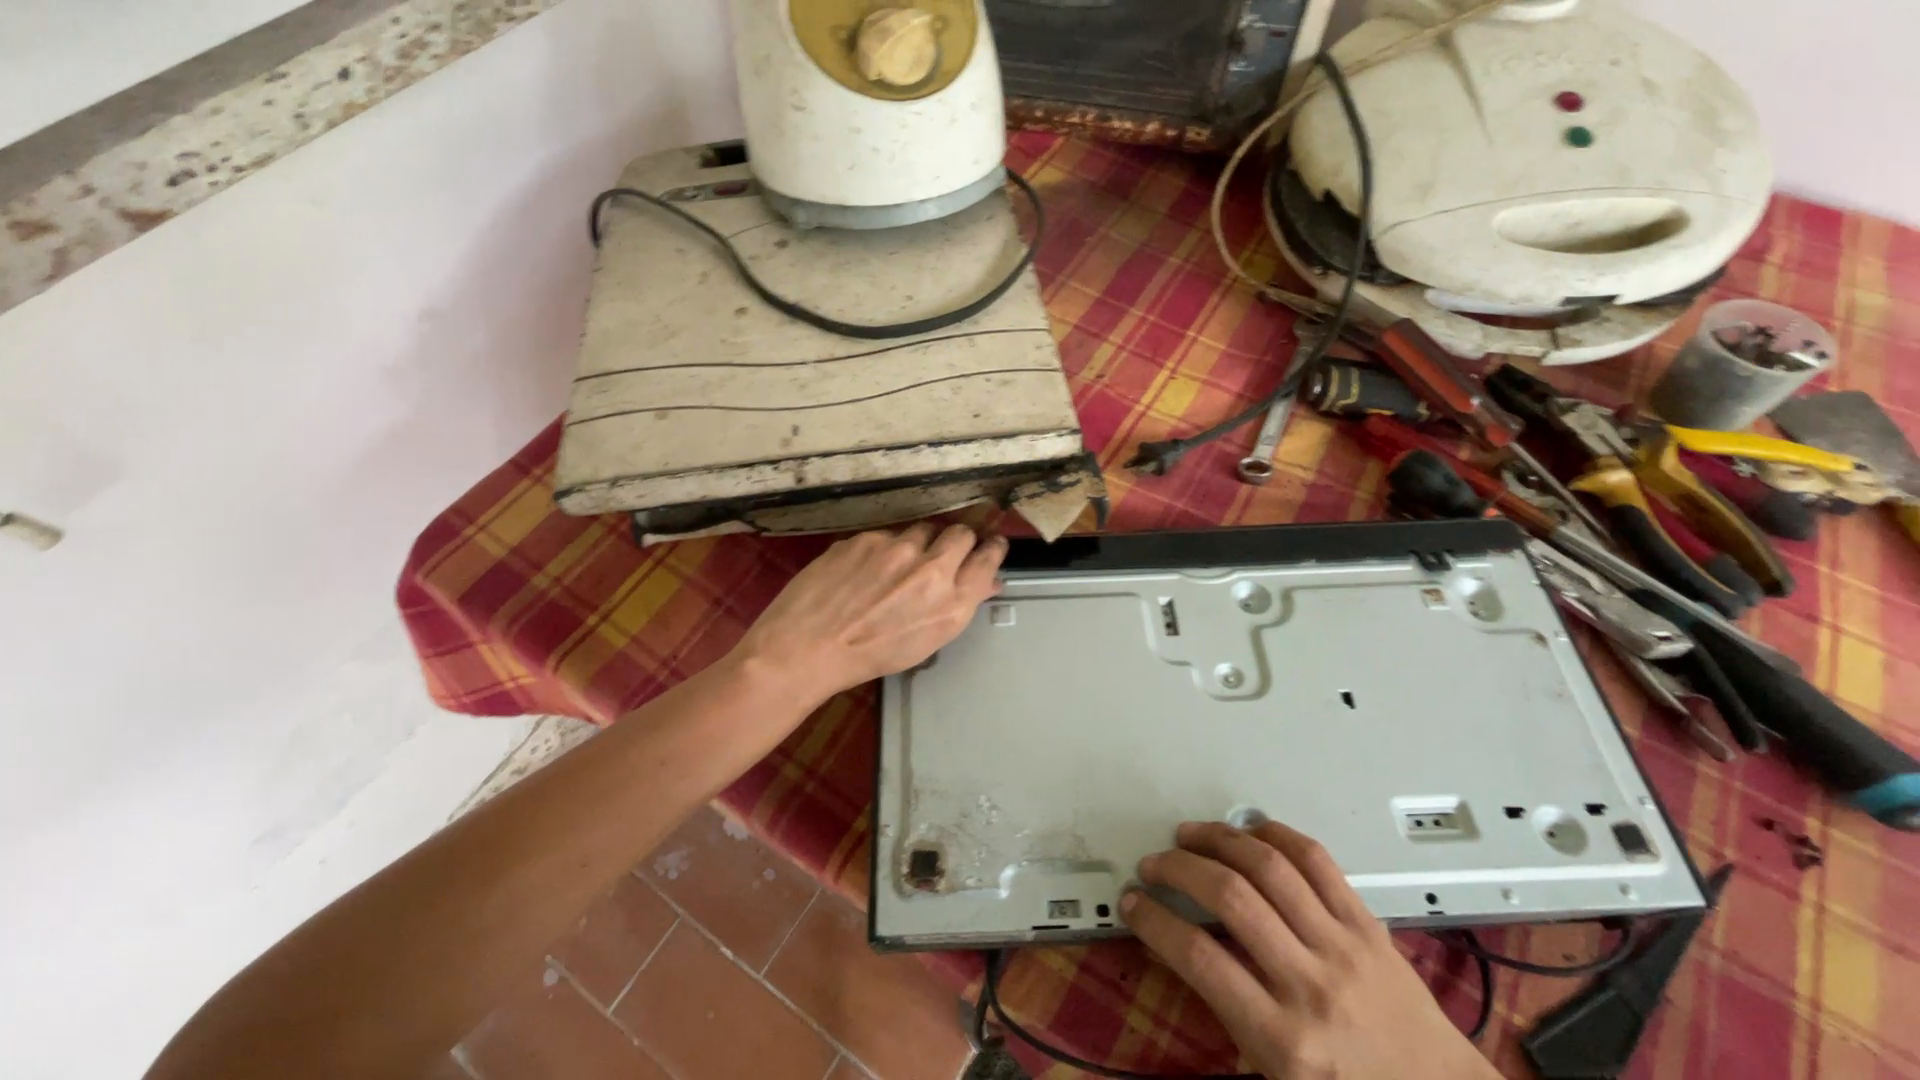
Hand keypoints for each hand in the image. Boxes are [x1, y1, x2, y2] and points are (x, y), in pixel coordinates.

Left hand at [735, 523, 1005, 704]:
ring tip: (894, 569)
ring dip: (917, 544)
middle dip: (957, 539)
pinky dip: (881, 550)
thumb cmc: (868, 656)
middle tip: (944, 552)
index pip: (988, 558)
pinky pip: (884, 536)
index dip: (991, 549)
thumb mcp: (926, 641)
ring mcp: (896, 549)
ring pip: (920, 531)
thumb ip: (960, 605)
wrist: (805, 649)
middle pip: (960, 533)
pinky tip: (862, 573)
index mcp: (952, 603)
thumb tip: (988, 581)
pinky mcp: (865, 538)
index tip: (990, 544)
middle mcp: (931, 569)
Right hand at [1122, 821, 1496, 1079]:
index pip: (1200, 959)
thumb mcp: (1274, 1074)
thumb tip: (1178, 950)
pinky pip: (1318, 863)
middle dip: (1179, 869)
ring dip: (1219, 840)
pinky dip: (1277, 834)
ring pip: (1270, 869)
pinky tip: (1249, 830)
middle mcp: (1311, 985)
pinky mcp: (1367, 923)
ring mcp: (1343, 947)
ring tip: (1189, 836)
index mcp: (1282, 1038)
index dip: (1155, 921)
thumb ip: (1225, 1014)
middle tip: (1154, 864)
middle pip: (1231, 898)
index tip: (1133, 903)